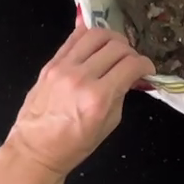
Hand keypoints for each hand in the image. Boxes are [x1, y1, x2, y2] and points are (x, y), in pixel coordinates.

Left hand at [5, 21, 154, 178]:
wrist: (35, 149)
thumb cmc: (74, 145)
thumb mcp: (109, 124)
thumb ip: (121, 95)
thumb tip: (131, 75)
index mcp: (98, 98)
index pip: (131, 65)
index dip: (146, 64)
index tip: (147, 70)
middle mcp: (81, 78)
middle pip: (116, 46)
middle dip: (131, 52)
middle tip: (132, 62)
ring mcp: (63, 67)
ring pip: (95, 34)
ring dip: (112, 38)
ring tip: (116, 49)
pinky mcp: (51, 63)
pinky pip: (73, 38)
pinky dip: (89, 35)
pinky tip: (97, 43)